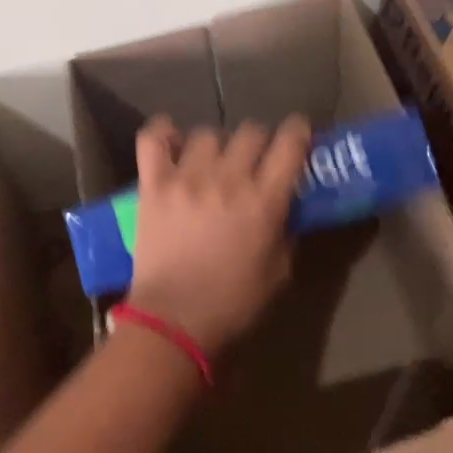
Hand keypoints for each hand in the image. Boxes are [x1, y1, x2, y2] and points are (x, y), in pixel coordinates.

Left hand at [125, 115, 311, 354]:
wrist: (173, 322)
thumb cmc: (233, 304)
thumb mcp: (279, 273)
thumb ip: (286, 232)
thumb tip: (285, 208)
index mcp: (264, 200)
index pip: (290, 143)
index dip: (298, 131)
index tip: (298, 133)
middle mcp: (228, 179)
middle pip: (250, 132)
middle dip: (259, 142)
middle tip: (254, 161)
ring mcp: (187, 178)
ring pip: (207, 134)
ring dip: (216, 146)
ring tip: (212, 164)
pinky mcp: (154, 185)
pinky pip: (153, 139)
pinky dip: (163, 133)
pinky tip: (172, 143)